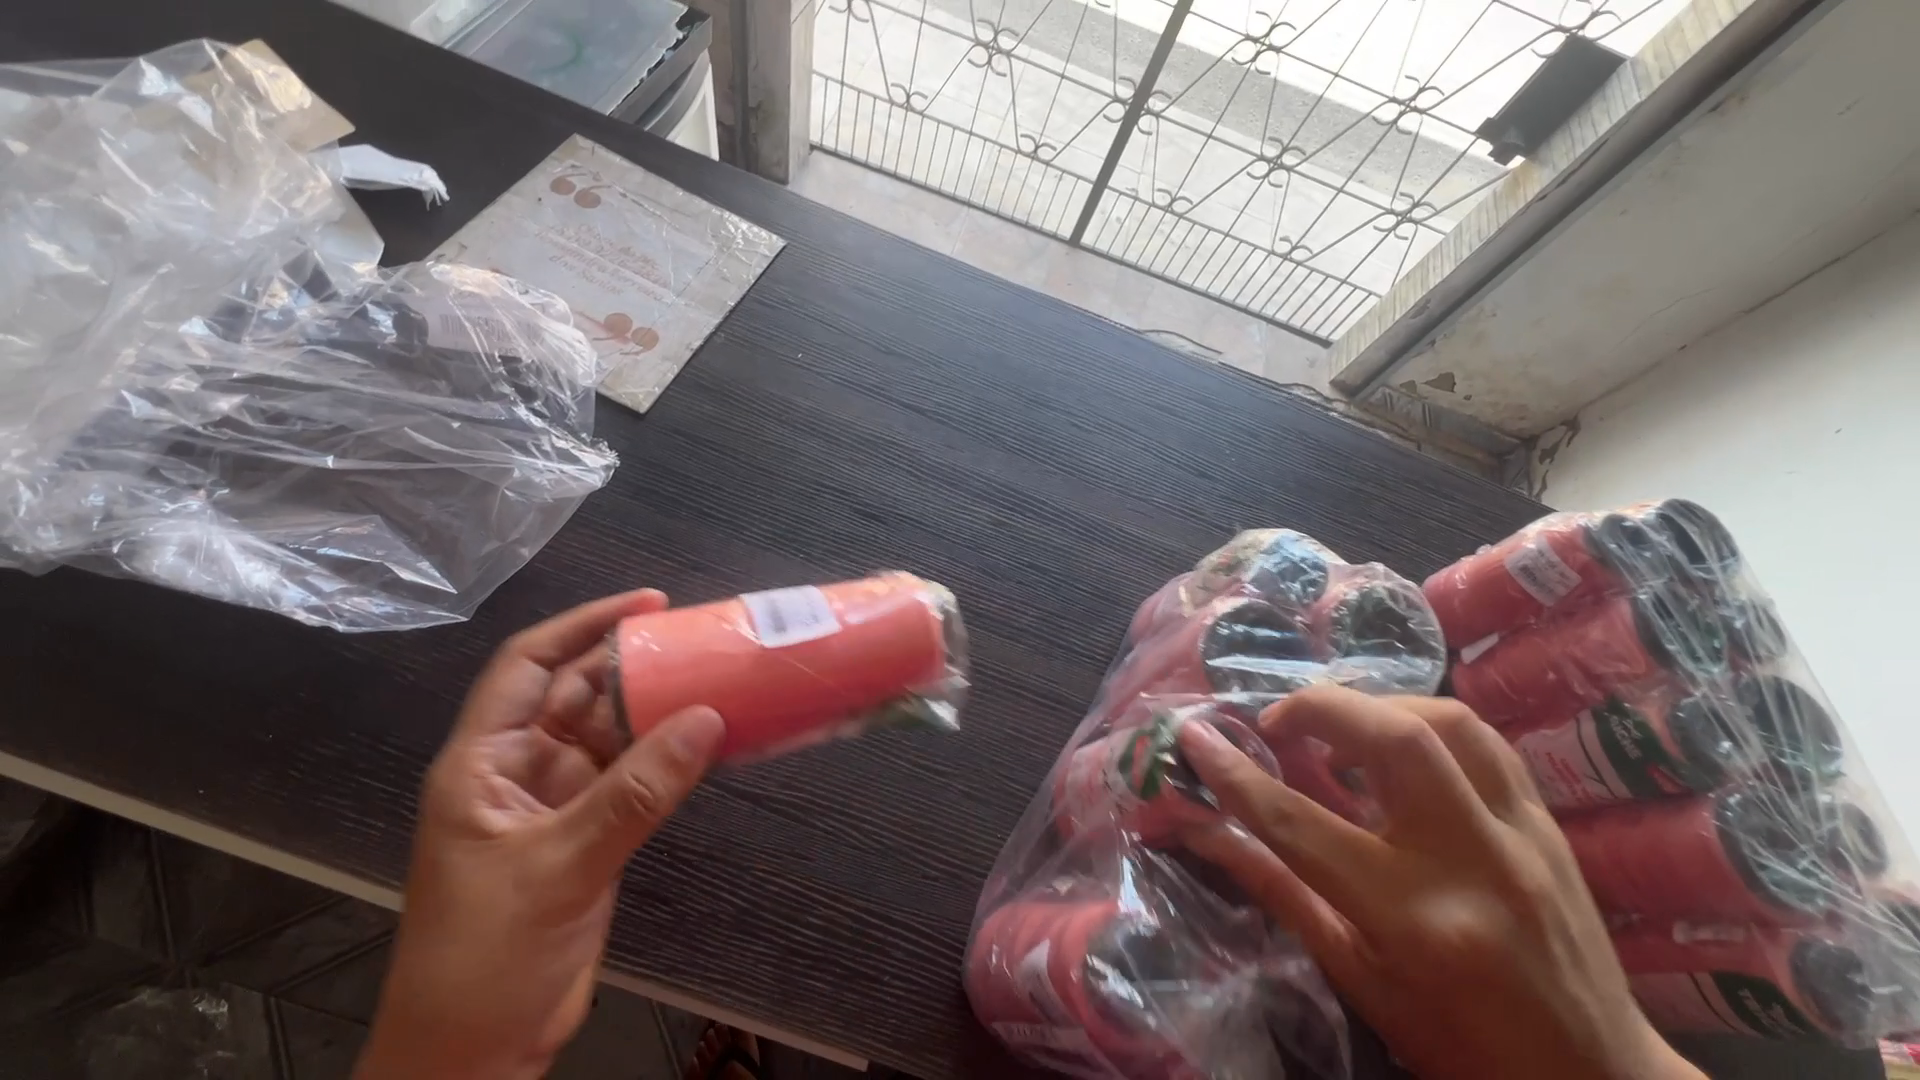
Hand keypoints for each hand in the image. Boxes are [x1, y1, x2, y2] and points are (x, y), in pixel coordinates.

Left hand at [356, 590, 725, 1079]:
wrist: (477, 1053)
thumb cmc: (486, 957)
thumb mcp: (560, 866)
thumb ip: (636, 794)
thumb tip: (708, 719)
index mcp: (483, 762)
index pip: (529, 666)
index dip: (585, 624)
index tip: (650, 603)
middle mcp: (520, 770)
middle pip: (580, 694)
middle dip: (636, 664)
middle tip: (702, 640)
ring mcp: (559, 803)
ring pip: (614, 737)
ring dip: (659, 711)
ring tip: (717, 680)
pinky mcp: (591, 835)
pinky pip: (636, 780)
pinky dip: (670, 760)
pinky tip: (710, 743)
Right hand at [1177, 685, 1703, 1079]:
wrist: (1594, 1078)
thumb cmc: (1455, 1040)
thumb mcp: (1354, 975)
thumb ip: (1276, 888)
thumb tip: (1201, 830)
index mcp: (1411, 917)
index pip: (1300, 825)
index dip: (1235, 775)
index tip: (1195, 737)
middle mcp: (1473, 862)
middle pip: (1395, 739)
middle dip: (1319, 707)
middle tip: (1276, 722)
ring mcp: (1523, 835)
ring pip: (1449, 722)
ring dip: (1376, 705)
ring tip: (1336, 725)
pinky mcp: (1549, 823)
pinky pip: (1485, 741)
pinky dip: (1426, 721)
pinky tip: (1397, 739)